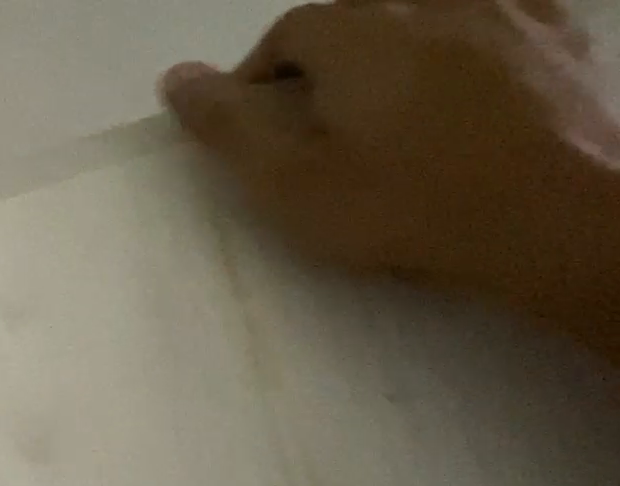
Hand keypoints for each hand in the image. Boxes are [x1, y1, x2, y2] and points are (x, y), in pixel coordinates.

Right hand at [160, 0, 619, 338]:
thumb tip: (175, 77)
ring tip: (381, 100)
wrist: (545, 217)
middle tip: (313, 121)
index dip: (256, 77)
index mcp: (358, 35)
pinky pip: (496, 10)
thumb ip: (227, 125)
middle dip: (321, 57)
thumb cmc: (396, 205)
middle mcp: (430, 2)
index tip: (253, 130)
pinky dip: (463, 34)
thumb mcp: (285, 180)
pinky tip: (459, 75)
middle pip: (354, 11)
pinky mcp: (558, 33)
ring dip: (389, 42)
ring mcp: (504, 10)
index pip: (286, 32)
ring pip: (422, 7)